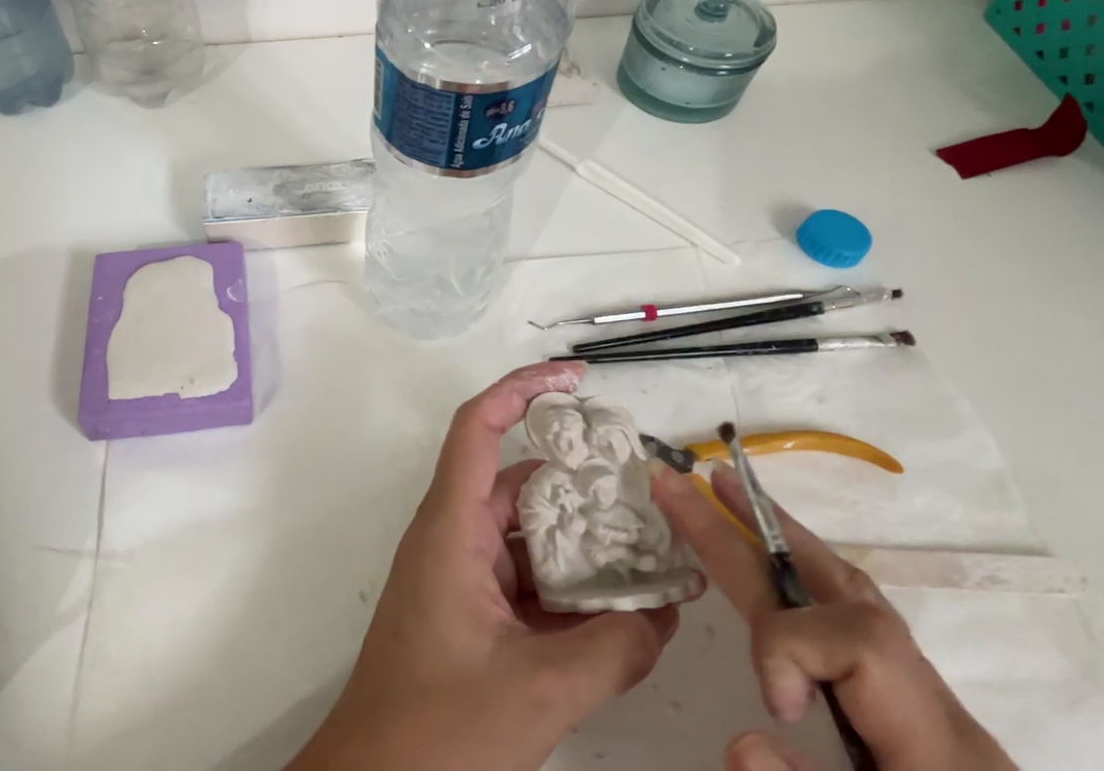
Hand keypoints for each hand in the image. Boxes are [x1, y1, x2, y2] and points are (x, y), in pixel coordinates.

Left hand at [289, 363, 684, 770]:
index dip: (521, 389)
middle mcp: (452, 539)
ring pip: (526, 538)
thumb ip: (615, 650)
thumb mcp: (540, 688)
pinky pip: (523, 582)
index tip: (574, 378)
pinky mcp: (468, 614)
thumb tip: (666, 616)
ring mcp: (458, 577)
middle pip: (516, 484)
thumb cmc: (438, 725)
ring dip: (580, 544)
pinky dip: (567, 589)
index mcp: (451, 529)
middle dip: (578, 483)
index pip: (478, 429)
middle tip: (645, 491)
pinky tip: (620, 612)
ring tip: (650, 554)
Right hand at [652, 463, 1018, 770]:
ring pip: (856, 597)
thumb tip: (738, 743)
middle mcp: (933, 706)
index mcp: (932, 742)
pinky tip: (771, 570)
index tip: (773, 710)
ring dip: (781, 542)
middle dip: (759, 533)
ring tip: (725, 499)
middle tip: (688, 485)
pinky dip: (802, 581)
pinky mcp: (912, 712)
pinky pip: (854, 621)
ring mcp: (926, 702)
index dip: (788, 648)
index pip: (857, 642)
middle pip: (843, 593)